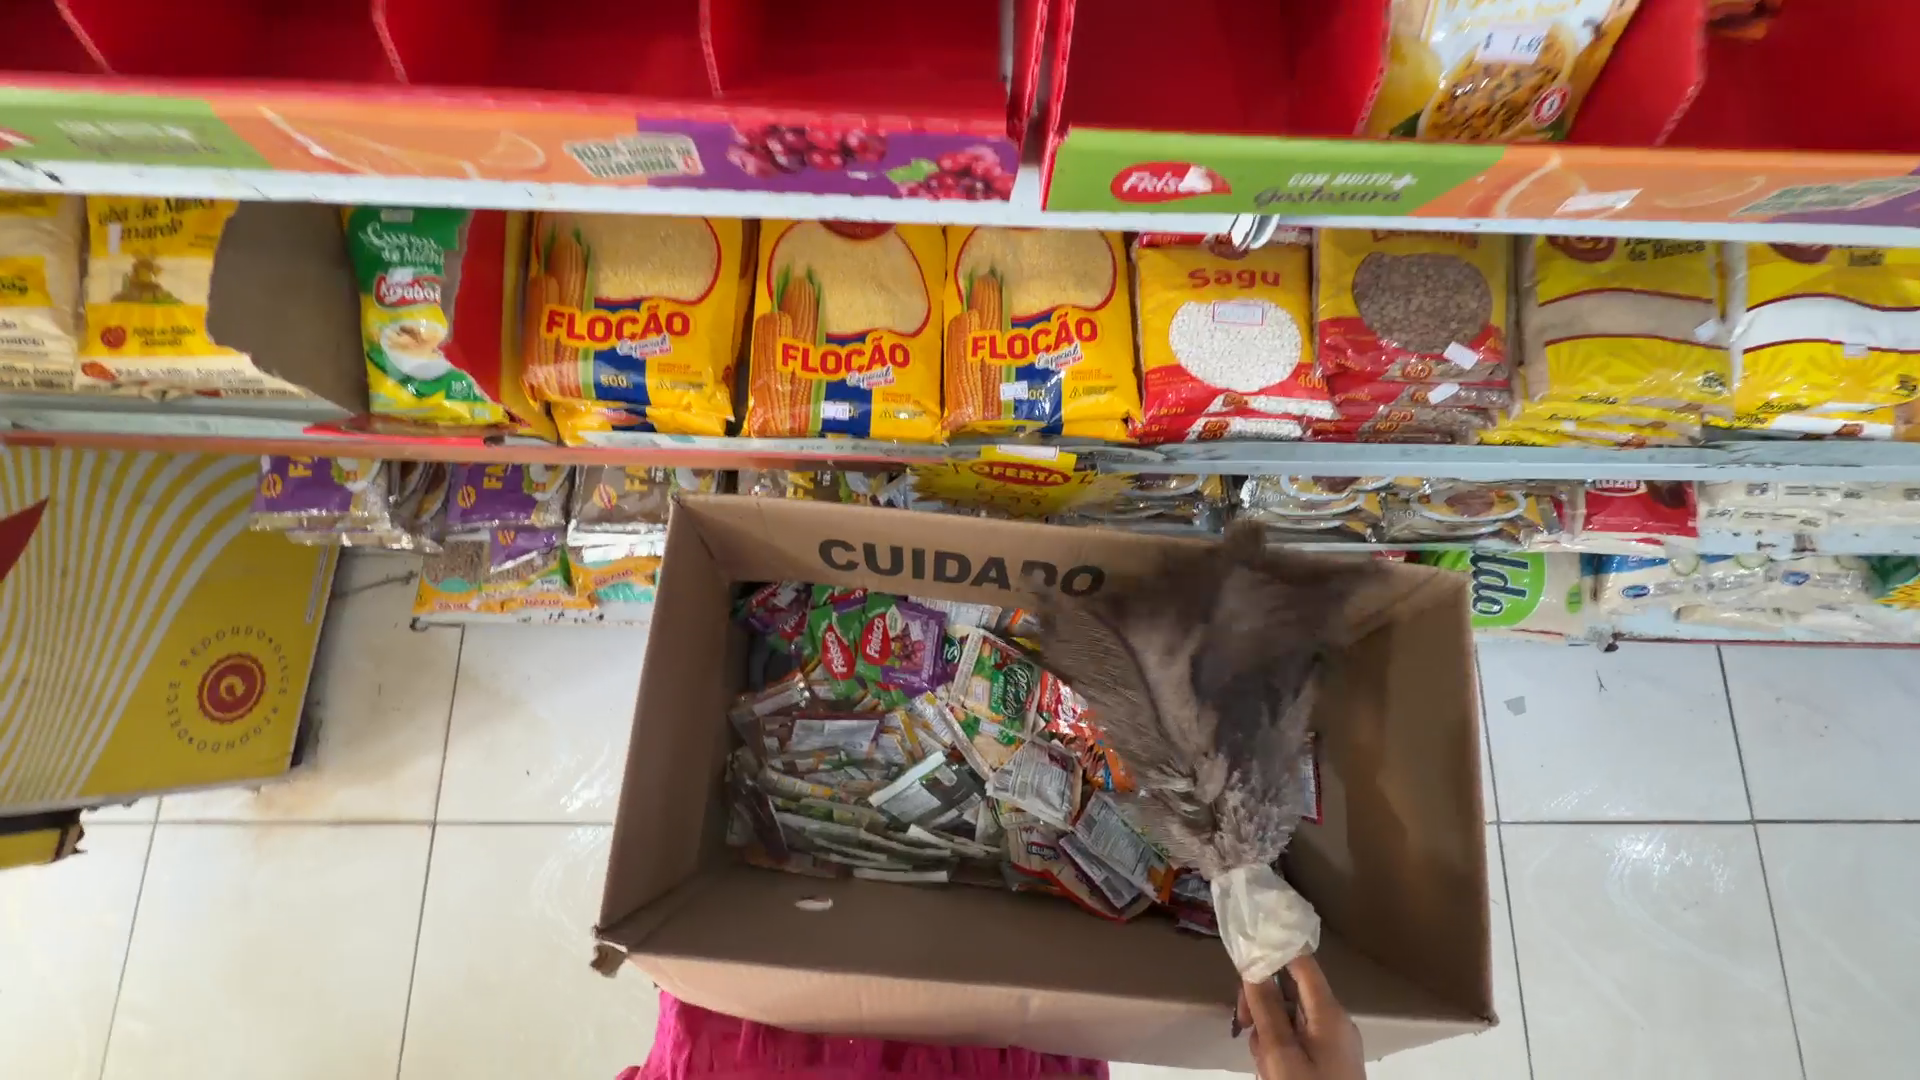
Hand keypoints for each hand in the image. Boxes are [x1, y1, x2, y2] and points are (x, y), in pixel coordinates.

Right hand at [1236, 955, 1364, 1079]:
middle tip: (1243, 1023)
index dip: (1274, 945)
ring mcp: (1333, 1043)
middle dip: (1262, 1001)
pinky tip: (1270, 1071)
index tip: (1243, 944)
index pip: (1301, 960)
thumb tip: (1254, 962)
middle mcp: (1335, 1021)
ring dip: (1267, 1030)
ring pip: (1289, 1016)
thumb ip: (1265, 1005)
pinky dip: (1278, 1047)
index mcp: (1329, 1013)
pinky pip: (1296, 1039)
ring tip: (1261, 1063)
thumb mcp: (1280, 1053)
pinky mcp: (1328, 1063)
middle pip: (1290, 989)